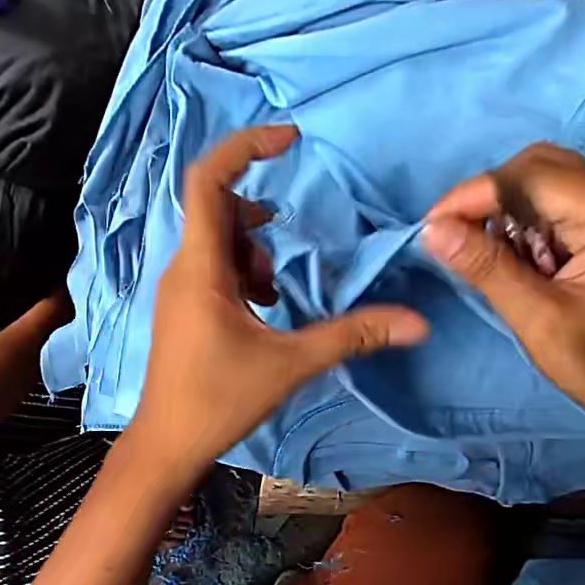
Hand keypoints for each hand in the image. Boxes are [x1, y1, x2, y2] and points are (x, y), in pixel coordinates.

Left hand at [131, 125, 429, 469]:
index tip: (289, 140)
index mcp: (200, 267)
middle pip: (218, 210)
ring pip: (216, 241)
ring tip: (272, 297)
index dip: (246, 147)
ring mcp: (177, 289)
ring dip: (252, 254)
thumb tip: (417, 323)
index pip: (209, 180)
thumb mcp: (290, 364)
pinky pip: (210, 267)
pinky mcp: (180, 308)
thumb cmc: (218, 401)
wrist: (167, 443)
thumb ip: (352, 336)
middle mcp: (182, 268)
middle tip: (281, 272)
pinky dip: (240, 273)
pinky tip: (260, 309)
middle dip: (258, 223)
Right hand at [421, 143, 584, 427]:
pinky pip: (550, 204)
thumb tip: (431, 230)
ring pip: (541, 181)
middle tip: (449, 236)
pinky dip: (517, 223)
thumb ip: (486, 267)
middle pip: (538, 167)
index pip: (531, 177)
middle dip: (486, 197)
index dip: (474, 195)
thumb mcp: (536, 318)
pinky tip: (507, 257)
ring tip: (477, 251)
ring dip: (500, 210)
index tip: (430, 228)